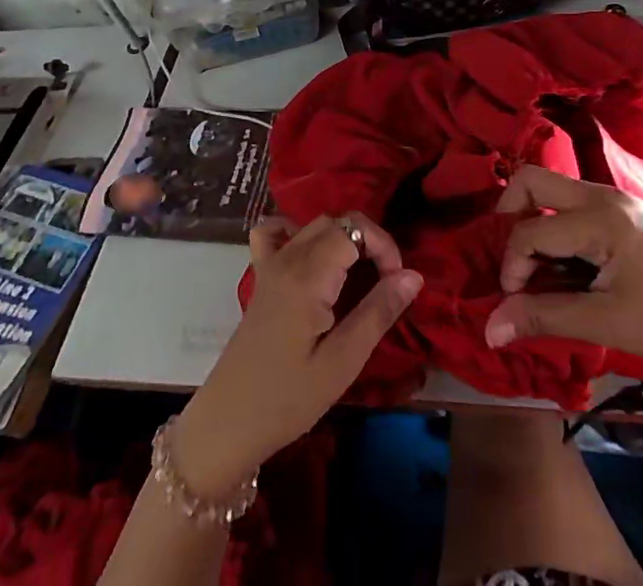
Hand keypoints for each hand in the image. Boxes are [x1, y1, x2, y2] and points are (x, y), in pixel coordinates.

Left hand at [177, 215, 421, 496]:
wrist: (229, 422)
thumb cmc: (289, 398)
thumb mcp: (343, 361)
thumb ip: (378, 312)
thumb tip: (414, 275)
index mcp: (307, 276)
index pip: (354, 229)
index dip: (384, 246)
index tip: (396, 284)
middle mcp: (286, 259)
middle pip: (336, 221)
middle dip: (369, 241)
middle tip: (385, 282)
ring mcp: (269, 266)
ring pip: (312, 225)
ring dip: (342, 237)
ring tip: (358, 273)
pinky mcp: (261, 279)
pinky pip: (274, 234)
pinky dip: (297, 232)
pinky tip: (313, 258)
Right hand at [485, 167, 642, 375]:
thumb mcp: (603, 323)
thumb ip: (541, 317)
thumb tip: (488, 330)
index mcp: (600, 218)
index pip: (529, 230)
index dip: (512, 268)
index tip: (517, 303)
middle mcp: (603, 196)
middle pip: (532, 182)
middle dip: (510, 218)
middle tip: (516, 266)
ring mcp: (615, 201)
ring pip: (551, 193)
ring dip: (534, 227)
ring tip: (543, 276)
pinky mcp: (623, 214)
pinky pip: (572, 209)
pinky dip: (556, 233)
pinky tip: (568, 272)